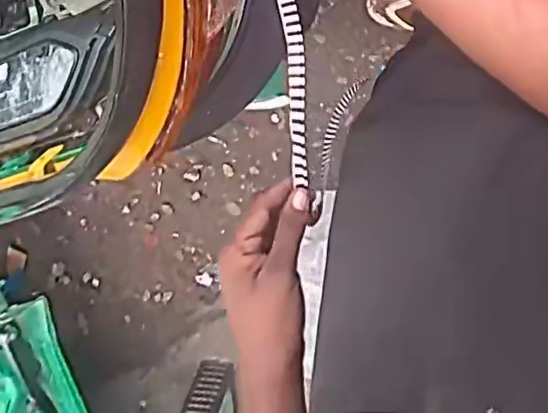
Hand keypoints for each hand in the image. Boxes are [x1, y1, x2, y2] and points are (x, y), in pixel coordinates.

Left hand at [219, 180, 311, 407]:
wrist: (273, 367)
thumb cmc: (270, 327)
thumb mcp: (282, 269)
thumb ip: (290, 228)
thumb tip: (299, 195)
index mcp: (235, 251)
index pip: (260, 208)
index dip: (282, 191)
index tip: (302, 179)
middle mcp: (239, 255)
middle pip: (266, 217)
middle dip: (289, 204)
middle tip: (312, 194)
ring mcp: (250, 267)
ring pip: (273, 230)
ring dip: (291, 219)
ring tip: (312, 209)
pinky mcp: (263, 277)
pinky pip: (277, 245)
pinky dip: (291, 235)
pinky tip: (305, 230)